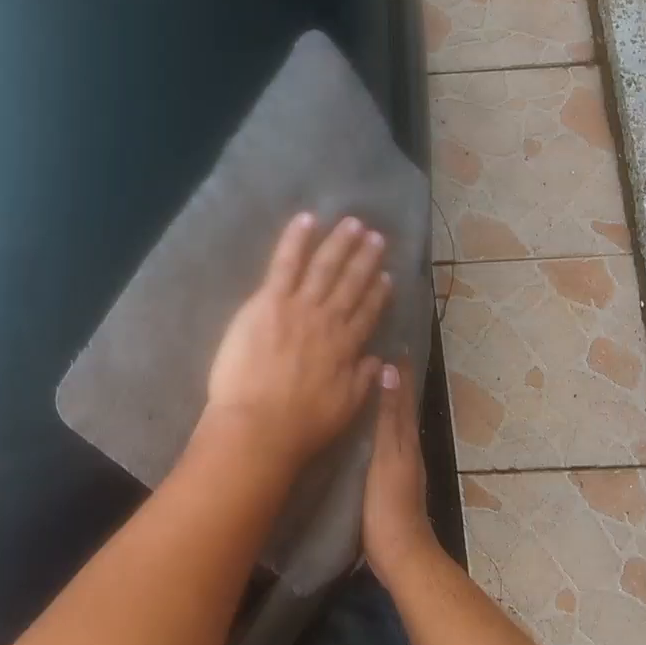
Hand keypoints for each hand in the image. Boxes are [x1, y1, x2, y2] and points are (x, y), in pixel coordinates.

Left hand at [202, 213, 392, 471]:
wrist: (259, 424)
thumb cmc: (299, 425)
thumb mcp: (345, 409)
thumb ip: (363, 381)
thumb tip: (378, 360)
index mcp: (346, 348)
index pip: (367, 314)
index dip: (378, 293)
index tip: (386, 276)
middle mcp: (328, 321)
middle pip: (350, 284)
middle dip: (364, 259)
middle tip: (376, 237)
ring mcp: (300, 307)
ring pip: (324, 267)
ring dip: (340, 243)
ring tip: (353, 223)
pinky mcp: (270, 300)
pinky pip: (285, 262)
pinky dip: (297, 239)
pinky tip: (307, 219)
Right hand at [363, 360, 440, 570]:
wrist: (399, 555)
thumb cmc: (388, 503)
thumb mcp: (386, 455)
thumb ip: (386, 416)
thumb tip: (388, 370)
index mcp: (405, 437)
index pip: (403, 393)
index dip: (399, 370)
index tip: (390, 342)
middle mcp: (403, 446)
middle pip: (397, 406)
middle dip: (388, 381)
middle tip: (370, 354)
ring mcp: (395, 465)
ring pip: (388, 423)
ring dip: (379, 402)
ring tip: (359, 382)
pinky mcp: (383, 480)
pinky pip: (378, 441)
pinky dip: (371, 425)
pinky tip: (356, 427)